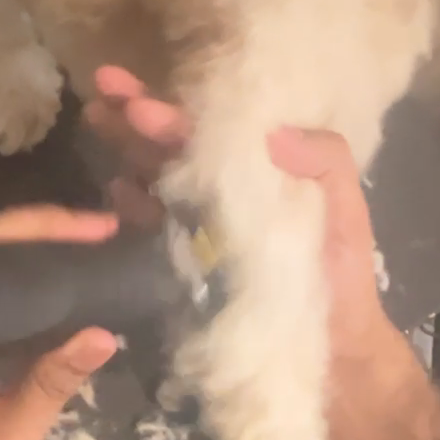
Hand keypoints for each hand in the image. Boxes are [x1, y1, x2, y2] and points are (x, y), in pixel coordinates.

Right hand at [84, 65, 395, 363]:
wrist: (331, 349)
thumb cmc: (339, 276)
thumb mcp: (345, 210)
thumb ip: (324, 161)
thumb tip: (269, 130)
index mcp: (257, 173)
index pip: (209, 132)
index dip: (173, 110)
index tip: (138, 94)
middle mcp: (221, 195)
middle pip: (172, 148)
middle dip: (134, 116)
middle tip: (99, 89)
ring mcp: (198, 232)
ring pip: (153, 180)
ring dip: (124, 150)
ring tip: (94, 121)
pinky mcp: (185, 269)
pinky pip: (152, 231)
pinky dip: (130, 207)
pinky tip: (115, 188)